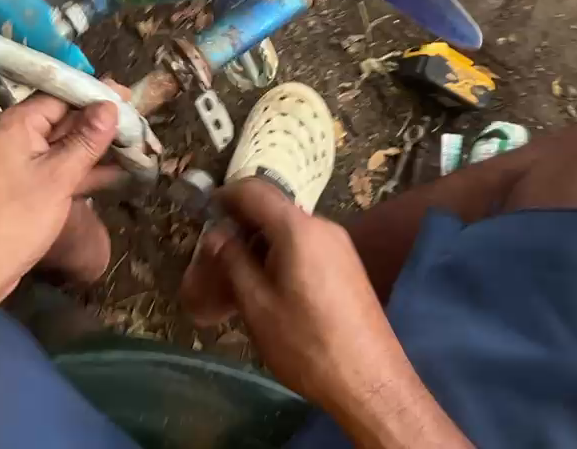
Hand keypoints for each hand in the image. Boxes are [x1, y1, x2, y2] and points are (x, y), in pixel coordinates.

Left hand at [0, 95, 119, 302]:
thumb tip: (110, 105)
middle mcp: (15, 134)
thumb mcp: (58, 178)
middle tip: (137, 119)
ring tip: (134, 142)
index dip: (94, 93)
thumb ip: (86, 140)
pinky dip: (83, 168)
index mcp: (17, 123)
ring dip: (95, 146)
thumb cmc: (16, 219)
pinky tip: (116, 171)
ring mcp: (18, 161)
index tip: (127, 95)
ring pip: (63, 144)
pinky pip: (57, 166)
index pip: (60, 95)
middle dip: (99, 120)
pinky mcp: (24, 184)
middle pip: (63, 117)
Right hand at [180, 179, 411, 410]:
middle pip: (272, 209)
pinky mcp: (347, 265)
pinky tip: (271, 288)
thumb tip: (216, 234)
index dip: (225, 196)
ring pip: (289, 229)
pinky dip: (282, 254)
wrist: (373, 385)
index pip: (254, 190)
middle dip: (242, 225)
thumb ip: (233, 261)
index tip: (203, 212)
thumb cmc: (308, 345)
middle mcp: (322, 226)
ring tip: (240, 277)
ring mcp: (339, 244)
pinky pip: (306, 245)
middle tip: (217, 255)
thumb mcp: (258, 306)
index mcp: (297, 228)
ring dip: (261, 243)